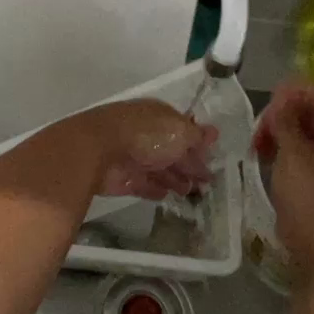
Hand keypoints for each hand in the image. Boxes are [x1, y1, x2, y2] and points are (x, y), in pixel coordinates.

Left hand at [69, 100, 218, 199]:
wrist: (99, 149)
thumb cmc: (146, 135)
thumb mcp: (180, 131)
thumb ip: (196, 136)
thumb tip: (213, 133)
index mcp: (159, 117)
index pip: (183, 130)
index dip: (198, 144)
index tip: (212, 158)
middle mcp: (147, 134)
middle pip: (172, 151)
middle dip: (190, 165)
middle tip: (207, 182)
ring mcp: (134, 156)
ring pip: (159, 169)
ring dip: (176, 179)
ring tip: (192, 193)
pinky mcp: (123, 178)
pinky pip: (144, 184)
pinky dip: (155, 189)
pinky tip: (166, 196)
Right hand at [253, 80, 313, 284]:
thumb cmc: (308, 201)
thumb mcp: (293, 157)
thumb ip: (287, 123)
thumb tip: (282, 96)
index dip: (300, 92)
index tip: (273, 101)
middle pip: (312, 112)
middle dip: (284, 112)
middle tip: (261, 126)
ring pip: (301, 131)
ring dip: (278, 130)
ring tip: (258, 144)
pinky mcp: (312, 178)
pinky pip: (296, 151)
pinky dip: (279, 148)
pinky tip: (263, 157)